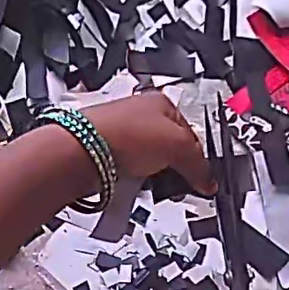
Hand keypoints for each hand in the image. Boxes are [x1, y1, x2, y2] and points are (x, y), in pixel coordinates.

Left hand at [82, 93, 214, 194]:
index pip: (191, 133)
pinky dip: (131, 184)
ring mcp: (120, 138)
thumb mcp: (178, 145)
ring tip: (149, 184)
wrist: (80, 152)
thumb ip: (199, 164)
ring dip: (151, 179)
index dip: (199, 157)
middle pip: (168, 150)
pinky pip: (126, 176)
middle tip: (176, 183)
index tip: (203, 178)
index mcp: (160, 103)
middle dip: (173, 169)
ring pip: (146, 165)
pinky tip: (129, 186)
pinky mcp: (104, 159)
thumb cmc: (121, 134)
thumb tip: (208, 180)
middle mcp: (138, 117)